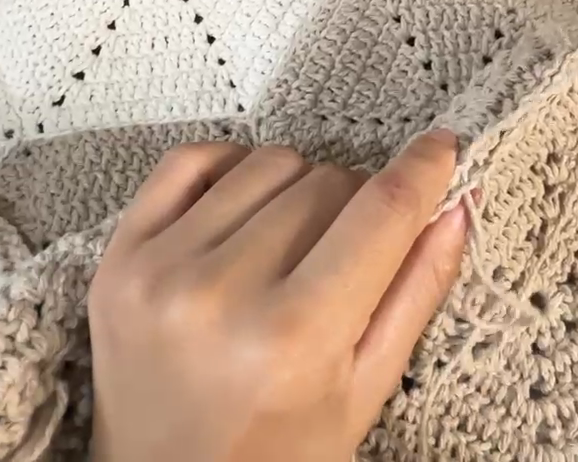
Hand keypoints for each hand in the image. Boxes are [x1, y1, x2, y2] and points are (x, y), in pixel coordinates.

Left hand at [87, 133, 469, 461]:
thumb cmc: (282, 451)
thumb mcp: (368, 387)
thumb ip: (420, 287)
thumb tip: (459, 196)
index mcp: (296, 339)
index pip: (382, 212)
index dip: (424, 167)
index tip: (444, 145)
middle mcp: (222, 296)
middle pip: (329, 181)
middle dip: (356, 204)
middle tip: (345, 253)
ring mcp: (160, 269)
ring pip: (271, 162)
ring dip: (298, 189)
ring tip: (290, 245)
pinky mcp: (118, 254)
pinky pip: (193, 158)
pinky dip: (233, 168)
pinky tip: (244, 212)